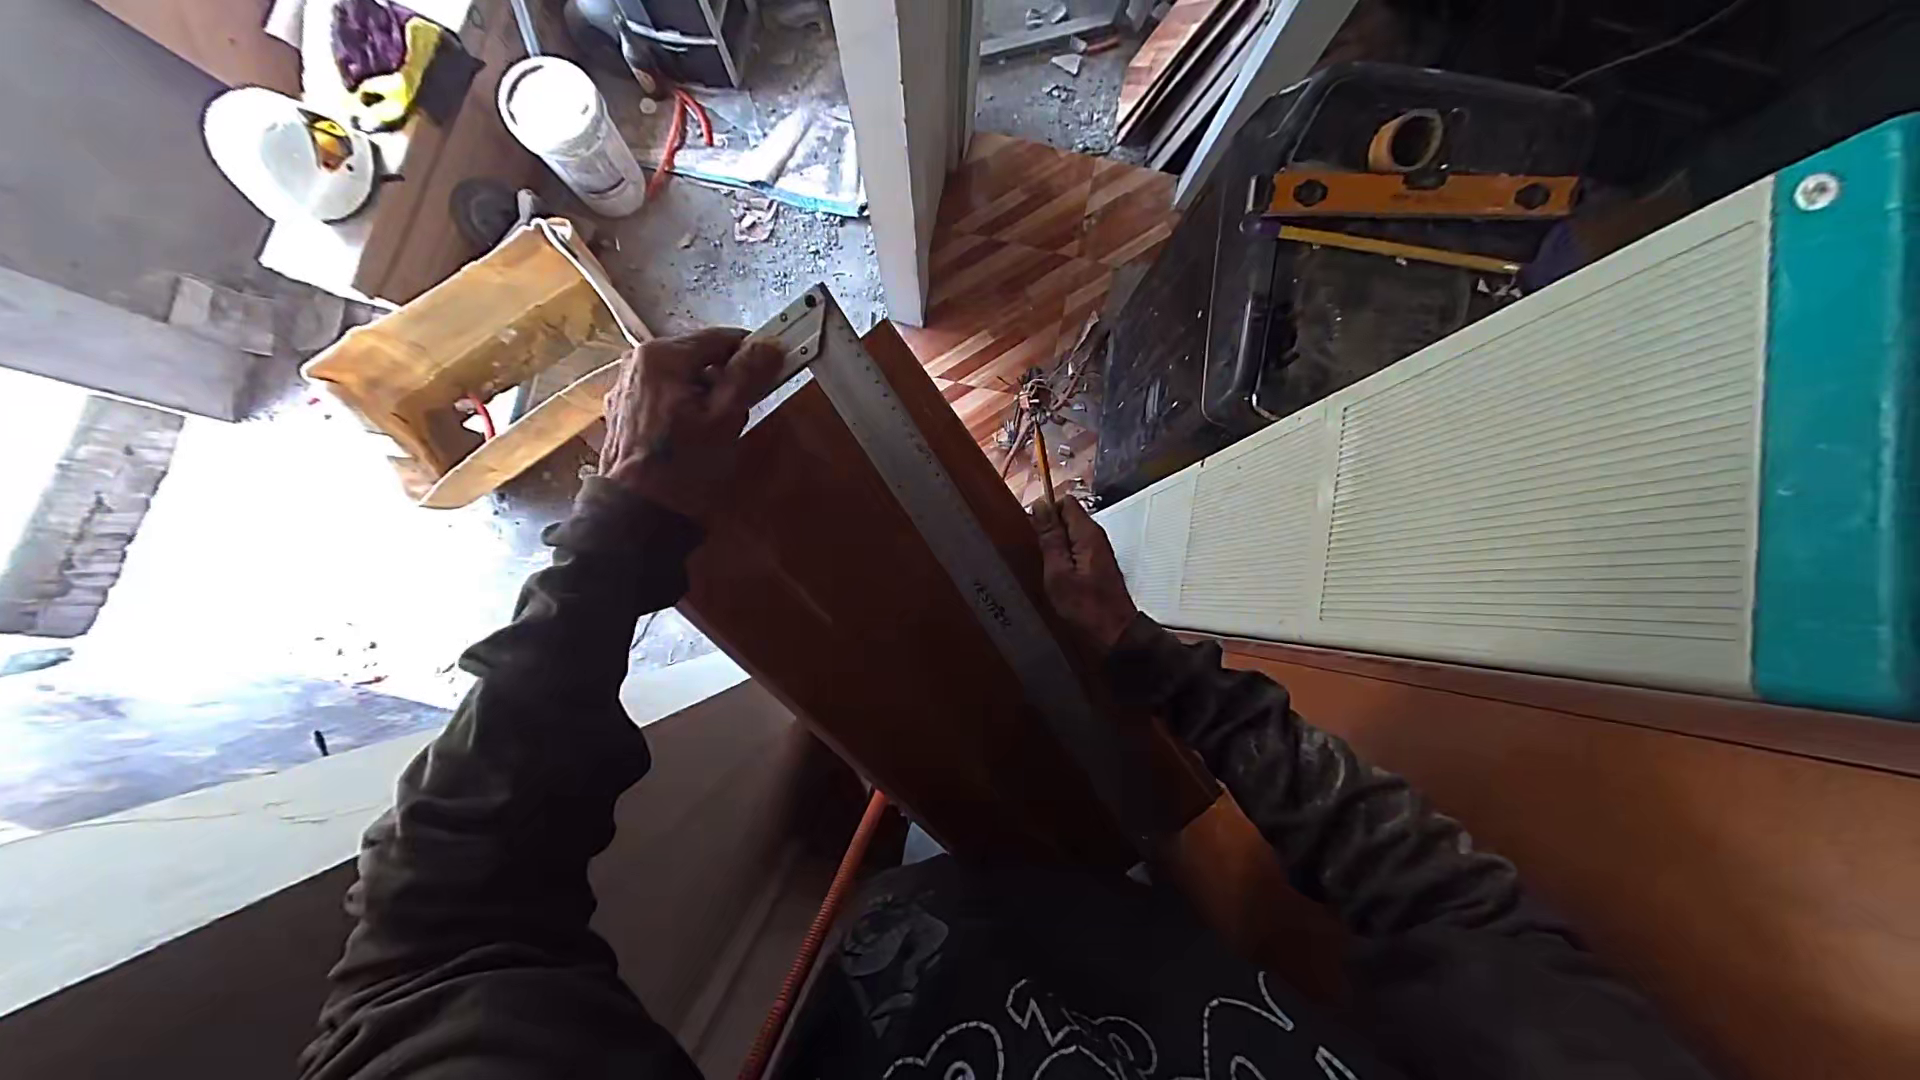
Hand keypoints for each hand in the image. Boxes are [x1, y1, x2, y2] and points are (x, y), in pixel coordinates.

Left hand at [599, 328, 784, 518]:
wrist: (637, 510)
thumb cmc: (681, 466)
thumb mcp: (725, 418)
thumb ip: (748, 375)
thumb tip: (771, 345)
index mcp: (662, 355)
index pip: (723, 337)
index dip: (753, 354)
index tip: (771, 374)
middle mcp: (638, 360)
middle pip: (702, 356)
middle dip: (727, 380)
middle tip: (738, 414)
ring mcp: (628, 383)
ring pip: (686, 376)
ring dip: (708, 395)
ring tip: (714, 430)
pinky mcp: (625, 406)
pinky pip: (668, 393)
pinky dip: (686, 406)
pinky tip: (692, 435)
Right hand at [1033, 497, 1137, 654]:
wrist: (1113, 633)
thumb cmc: (1086, 607)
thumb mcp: (1058, 572)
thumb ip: (1050, 538)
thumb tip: (1041, 506)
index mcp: (1087, 533)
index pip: (1065, 502)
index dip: (1046, 511)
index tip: (1032, 531)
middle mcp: (1095, 536)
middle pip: (1066, 516)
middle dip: (1047, 528)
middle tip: (1035, 551)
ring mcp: (1096, 550)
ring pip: (1068, 533)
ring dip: (1053, 544)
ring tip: (1041, 564)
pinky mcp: (1095, 563)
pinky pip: (1073, 548)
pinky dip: (1060, 556)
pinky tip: (1052, 573)